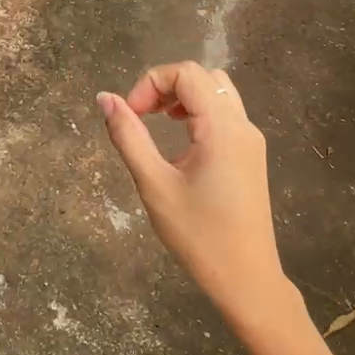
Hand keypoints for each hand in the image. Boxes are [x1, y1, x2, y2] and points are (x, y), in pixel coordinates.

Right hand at [97, 61, 295, 328]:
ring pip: (217, 91)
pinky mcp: (250, 155)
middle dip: (165, 85)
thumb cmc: (198, 235)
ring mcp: (251, 140)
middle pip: (203, 77)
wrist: (247, 280)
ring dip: (182, 96)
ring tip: (157, 123)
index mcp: (222, 128)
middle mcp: (243, 125)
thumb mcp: (154, 185)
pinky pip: (224, 113)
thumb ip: (128, 136)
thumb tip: (104, 98)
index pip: (186, 74)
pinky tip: (179, 140)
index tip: (129, 115)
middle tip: (140, 115)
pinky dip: (197, 111)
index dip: (150, 83)